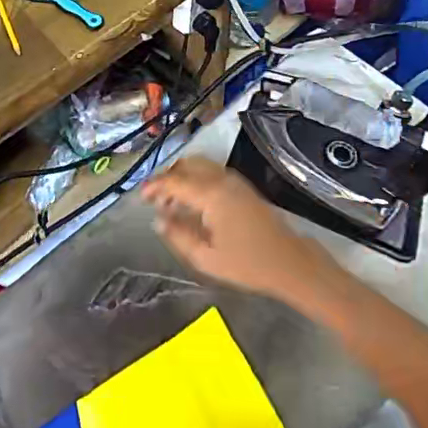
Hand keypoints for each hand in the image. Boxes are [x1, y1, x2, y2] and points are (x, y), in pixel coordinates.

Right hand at [141, 158, 341, 302]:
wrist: (287, 259)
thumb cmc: (246, 263)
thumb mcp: (205, 257)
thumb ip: (179, 235)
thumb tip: (159, 219)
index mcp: (212, 195)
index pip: (176, 181)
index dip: (155, 186)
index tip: (140, 196)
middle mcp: (223, 180)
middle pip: (189, 164)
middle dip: (168, 176)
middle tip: (154, 197)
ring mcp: (236, 180)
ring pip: (202, 165)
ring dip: (183, 176)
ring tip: (170, 201)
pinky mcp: (243, 186)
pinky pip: (213, 172)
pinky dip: (197, 179)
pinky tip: (192, 201)